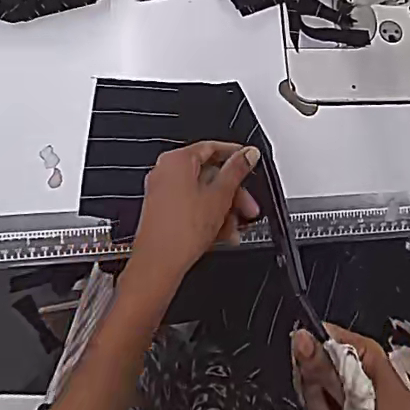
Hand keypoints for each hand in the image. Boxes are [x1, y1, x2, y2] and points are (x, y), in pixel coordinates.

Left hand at [129, 141, 261, 279]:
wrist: (159, 262)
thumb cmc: (180, 229)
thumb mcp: (220, 196)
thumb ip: (237, 171)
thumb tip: (248, 154)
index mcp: (177, 161)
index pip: (211, 147)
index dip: (235, 154)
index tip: (249, 161)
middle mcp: (165, 172)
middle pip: (208, 174)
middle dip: (232, 193)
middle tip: (248, 206)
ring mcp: (162, 192)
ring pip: (202, 193)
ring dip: (223, 209)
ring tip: (235, 227)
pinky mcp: (162, 211)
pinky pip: (191, 207)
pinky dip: (208, 216)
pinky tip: (222, 233)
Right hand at [292, 324, 409, 409]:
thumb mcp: (360, 402)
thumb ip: (325, 370)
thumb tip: (300, 337)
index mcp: (363, 353)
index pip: (316, 341)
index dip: (308, 364)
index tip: (315, 388)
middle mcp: (355, 370)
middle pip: (311, 375)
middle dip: (318, 405)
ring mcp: (352, 396)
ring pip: (314, 402)